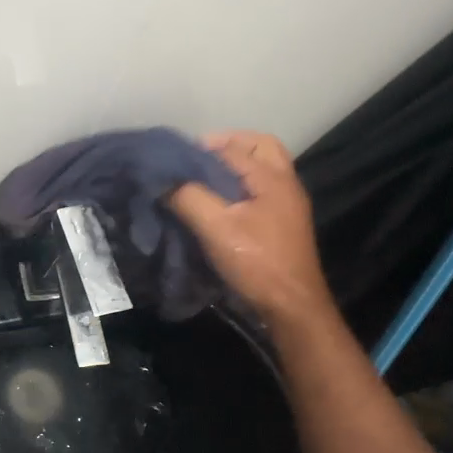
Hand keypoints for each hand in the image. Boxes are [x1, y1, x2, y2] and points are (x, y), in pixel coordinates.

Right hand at [168, 130, 335, 323]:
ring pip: (261, 167)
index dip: (199, 149)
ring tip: (200, 178)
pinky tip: (214, 200)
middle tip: (195, 159)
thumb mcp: (216, 228)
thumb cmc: (256, 263)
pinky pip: (258, 187)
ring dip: (232, 165)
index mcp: (272, 179)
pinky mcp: (279, 221)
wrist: (291, 308)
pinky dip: (237, 184)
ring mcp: (285, 203)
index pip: (232, 148)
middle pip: (259, 146)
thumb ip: (187, 197)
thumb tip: (161, 179)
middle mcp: (284, 184)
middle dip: (226, 145)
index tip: (170, 158)